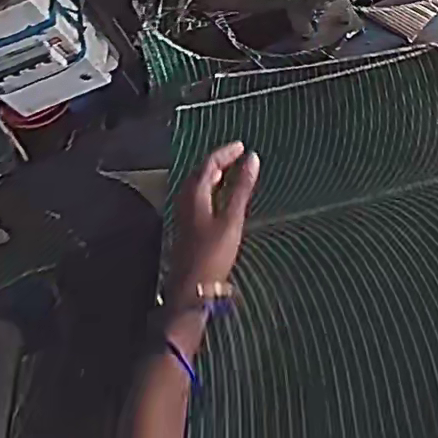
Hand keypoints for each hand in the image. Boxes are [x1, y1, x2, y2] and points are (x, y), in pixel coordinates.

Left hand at [171, 141, 260, 293]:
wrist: (191, 290)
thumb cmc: (212, 253)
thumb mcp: (232, 219)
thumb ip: (242, 188)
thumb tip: (252, 158)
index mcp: (195, 193)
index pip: (209, 163)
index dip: (226, 152)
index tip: (242, 146)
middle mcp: (186, 198)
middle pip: (202, 171)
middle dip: (220, 161)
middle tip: (239, 156)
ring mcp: (185, 212)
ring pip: (200, 184)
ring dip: (215, 174)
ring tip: (233, 170)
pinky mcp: (188, 225)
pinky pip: (200, 195)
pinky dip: (213, 187)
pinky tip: (222, 195)